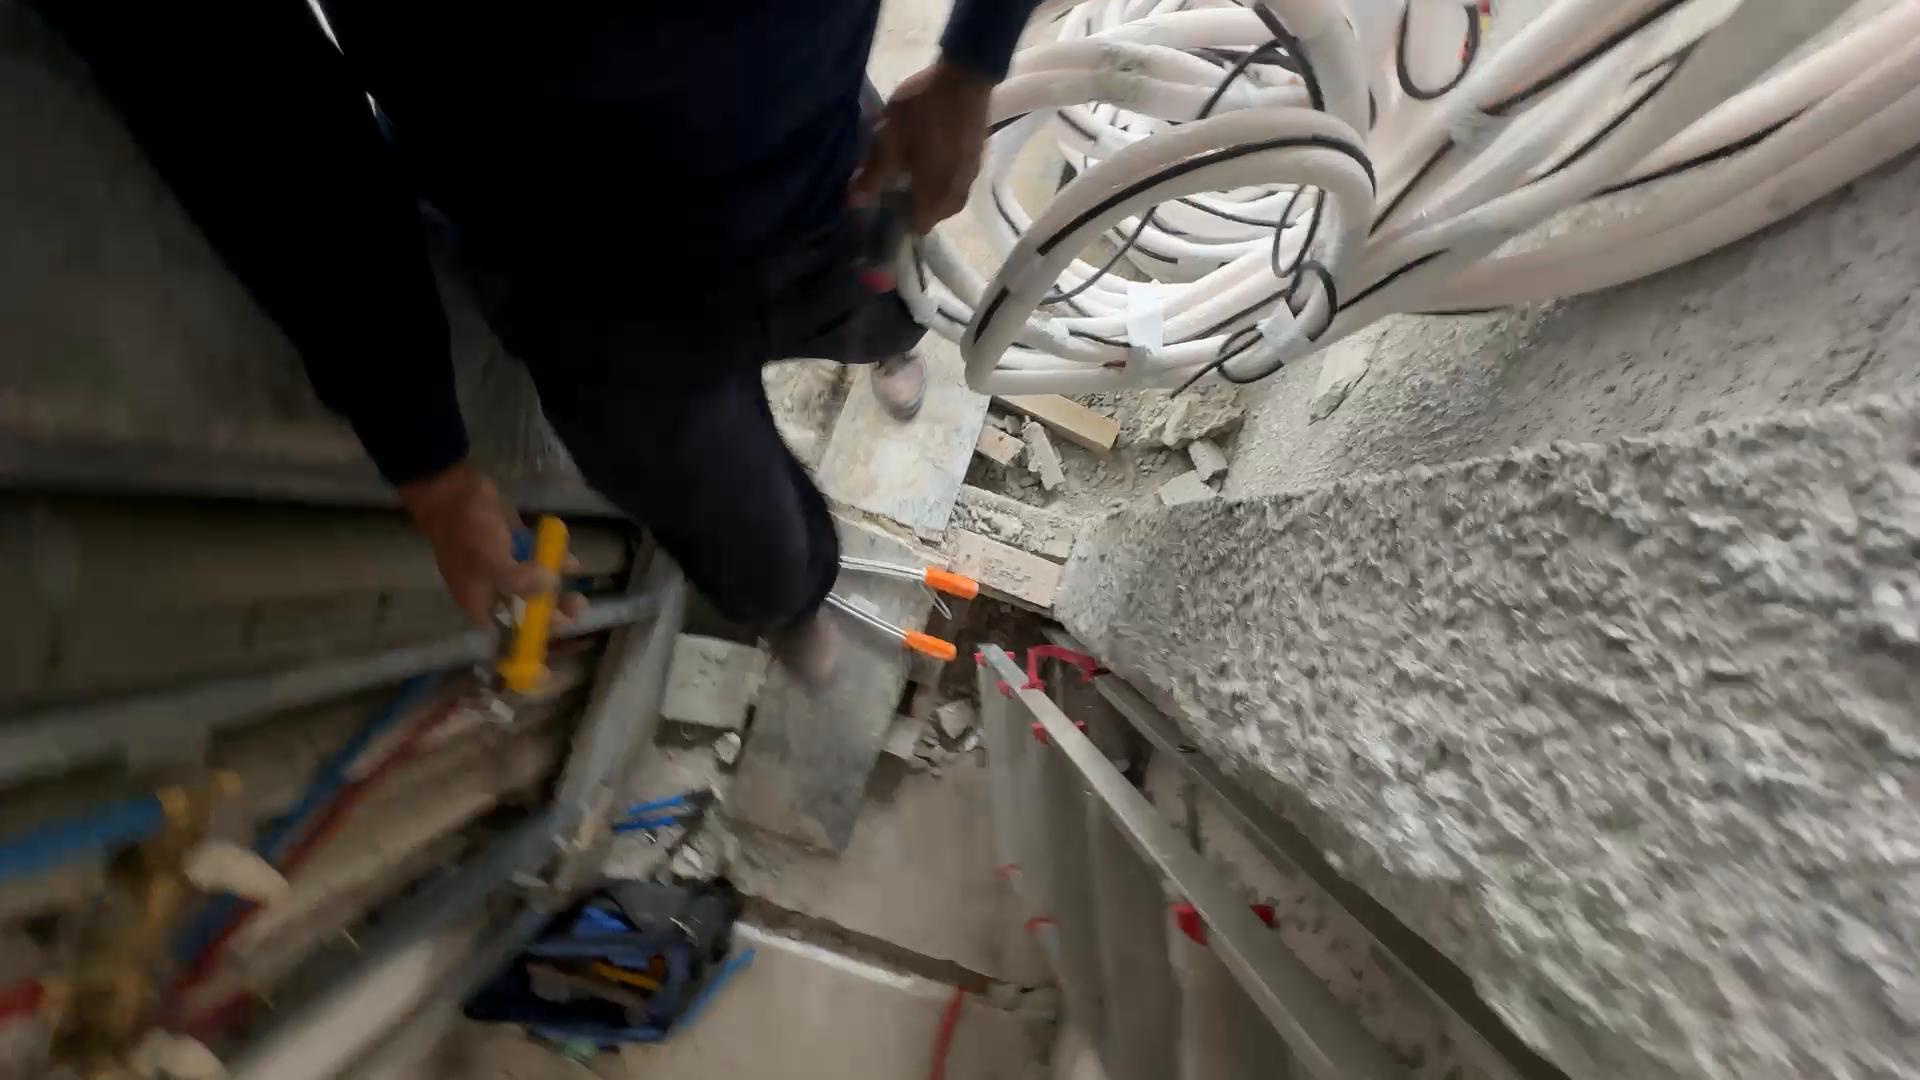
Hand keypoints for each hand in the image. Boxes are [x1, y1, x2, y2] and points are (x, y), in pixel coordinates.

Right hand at [398, 461, 579, 626]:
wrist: (456, 492)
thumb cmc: (468, 533)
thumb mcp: (491, 563)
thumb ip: (520, 583)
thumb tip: (551, 588)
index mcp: (481, 603)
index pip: (510, 630)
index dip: (535, 634)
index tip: (562, 629)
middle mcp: (495, 590)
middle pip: (529, 609)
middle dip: (555, 610)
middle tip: (580, 606)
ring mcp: (507, 568)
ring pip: (537, 585)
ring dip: (559, 586)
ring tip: (579, 588)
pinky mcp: (518, 548)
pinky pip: (541, 561)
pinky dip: (555, 561)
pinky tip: (571, 561)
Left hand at [851, 59, 994, 232]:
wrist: (966, 76)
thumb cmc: (923, 111)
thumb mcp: (889, 140)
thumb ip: (873, 175)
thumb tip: (853, 202)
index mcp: (934, 197)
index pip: (917, 227)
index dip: (900, 220)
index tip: (886, 203)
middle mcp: (955, 196)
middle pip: (933, 215)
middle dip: (916, 206)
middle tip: (897, 184)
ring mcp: (970, 179)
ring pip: (947, 200)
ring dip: (931, 193)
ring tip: (915, 169)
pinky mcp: (977, 161)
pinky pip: (956, 182)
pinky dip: (944, 178)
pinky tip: (933, 157)